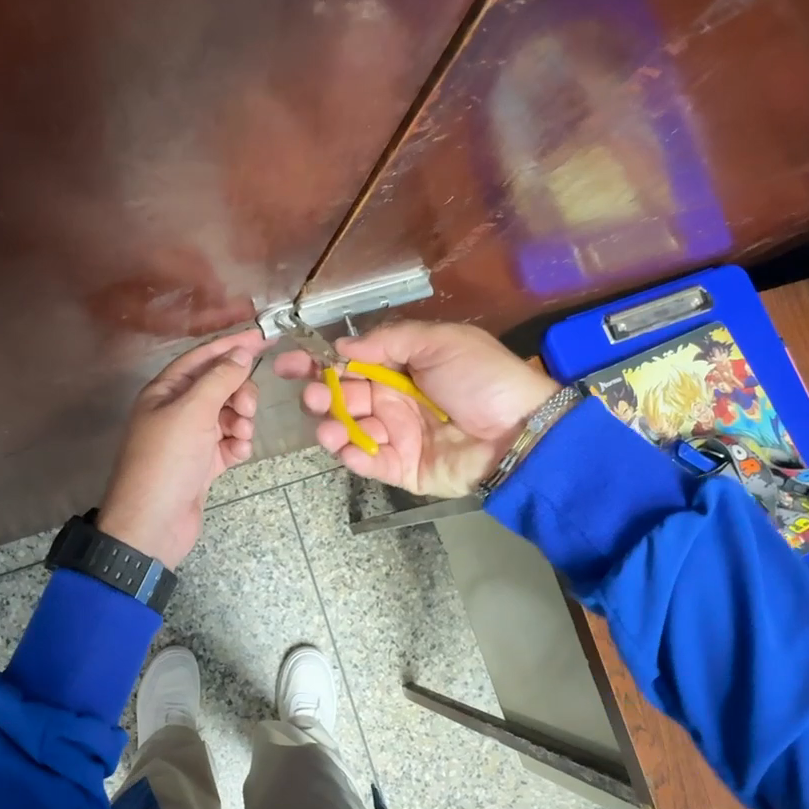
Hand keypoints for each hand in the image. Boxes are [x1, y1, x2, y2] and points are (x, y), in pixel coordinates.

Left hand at [97, 329, 267, 566]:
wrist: (152, 525)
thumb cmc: (165, 462)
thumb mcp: (192, 413)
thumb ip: (219, 379)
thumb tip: (240, 353)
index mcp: (164, 392)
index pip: (202, 358)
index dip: (232, 346)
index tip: (264, 338)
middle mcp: (176, 411)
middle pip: (219, 386)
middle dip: (238, 393)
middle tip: (245, 409)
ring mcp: (189, 439)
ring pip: (227, 415)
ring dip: (240, 421)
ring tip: (239, 436)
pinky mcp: (202, 465)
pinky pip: (228, 443)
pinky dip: (237, 445)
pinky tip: (237, 455)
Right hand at [273, 321, 558, 497]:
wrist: (521, 432)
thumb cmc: (483, 380)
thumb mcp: (442, 342)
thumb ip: (390, 341)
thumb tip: (343, 347)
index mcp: (401, 368)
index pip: (349, 363)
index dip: (317, 362)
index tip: (288, 363)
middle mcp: (392, 400)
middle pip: (342, 396)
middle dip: (320, 394)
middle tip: (314, 395)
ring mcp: (395, 435)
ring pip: (348, 429)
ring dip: (331, 425)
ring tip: (329, 426)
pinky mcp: (400, 468)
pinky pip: (365, 462)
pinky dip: (350, 454)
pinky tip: (345, 445)